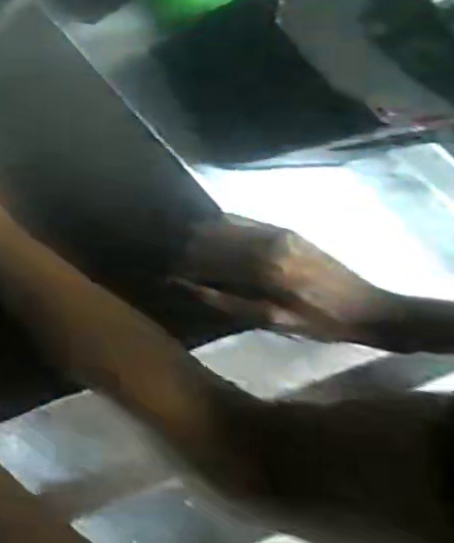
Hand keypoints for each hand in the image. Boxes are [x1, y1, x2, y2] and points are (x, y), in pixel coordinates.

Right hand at [177, 215, 396, 343]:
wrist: (375, 312)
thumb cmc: (320, 322)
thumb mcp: (270, 320)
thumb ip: (221, 300)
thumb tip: (177, 282)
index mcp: (262, 268)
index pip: (201, 259)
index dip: (180, 267)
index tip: (167, 276)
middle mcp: (265, 244)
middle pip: (204, 238)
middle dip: (184, 250)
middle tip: (176, 265)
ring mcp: (274, 233)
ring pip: (216, 226)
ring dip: (196, 237)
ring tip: (188, 251)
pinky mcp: (282, 230)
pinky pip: (235, 220)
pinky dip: (215, 226)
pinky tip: (209, 236)